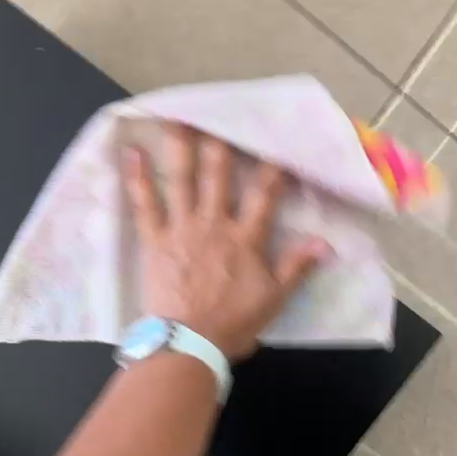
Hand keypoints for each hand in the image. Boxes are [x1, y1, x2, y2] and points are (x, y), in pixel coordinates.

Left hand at [122, 123, 331, 360]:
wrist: (189, 343)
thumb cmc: (234, 324)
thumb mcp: (274, 300)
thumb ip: (297, 268)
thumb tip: (325, 244)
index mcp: (246, 239)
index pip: (266, 195)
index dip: (275, 168)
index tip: (282, 145)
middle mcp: (215, 224)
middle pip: (220, 175)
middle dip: (222, 142)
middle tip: (221, 111)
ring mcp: (182, 229)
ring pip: (182, 179)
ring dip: (180, 145)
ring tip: (176, 114)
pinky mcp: (155, 241)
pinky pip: (145, 204)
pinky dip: (137, 177)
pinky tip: (130, 151)